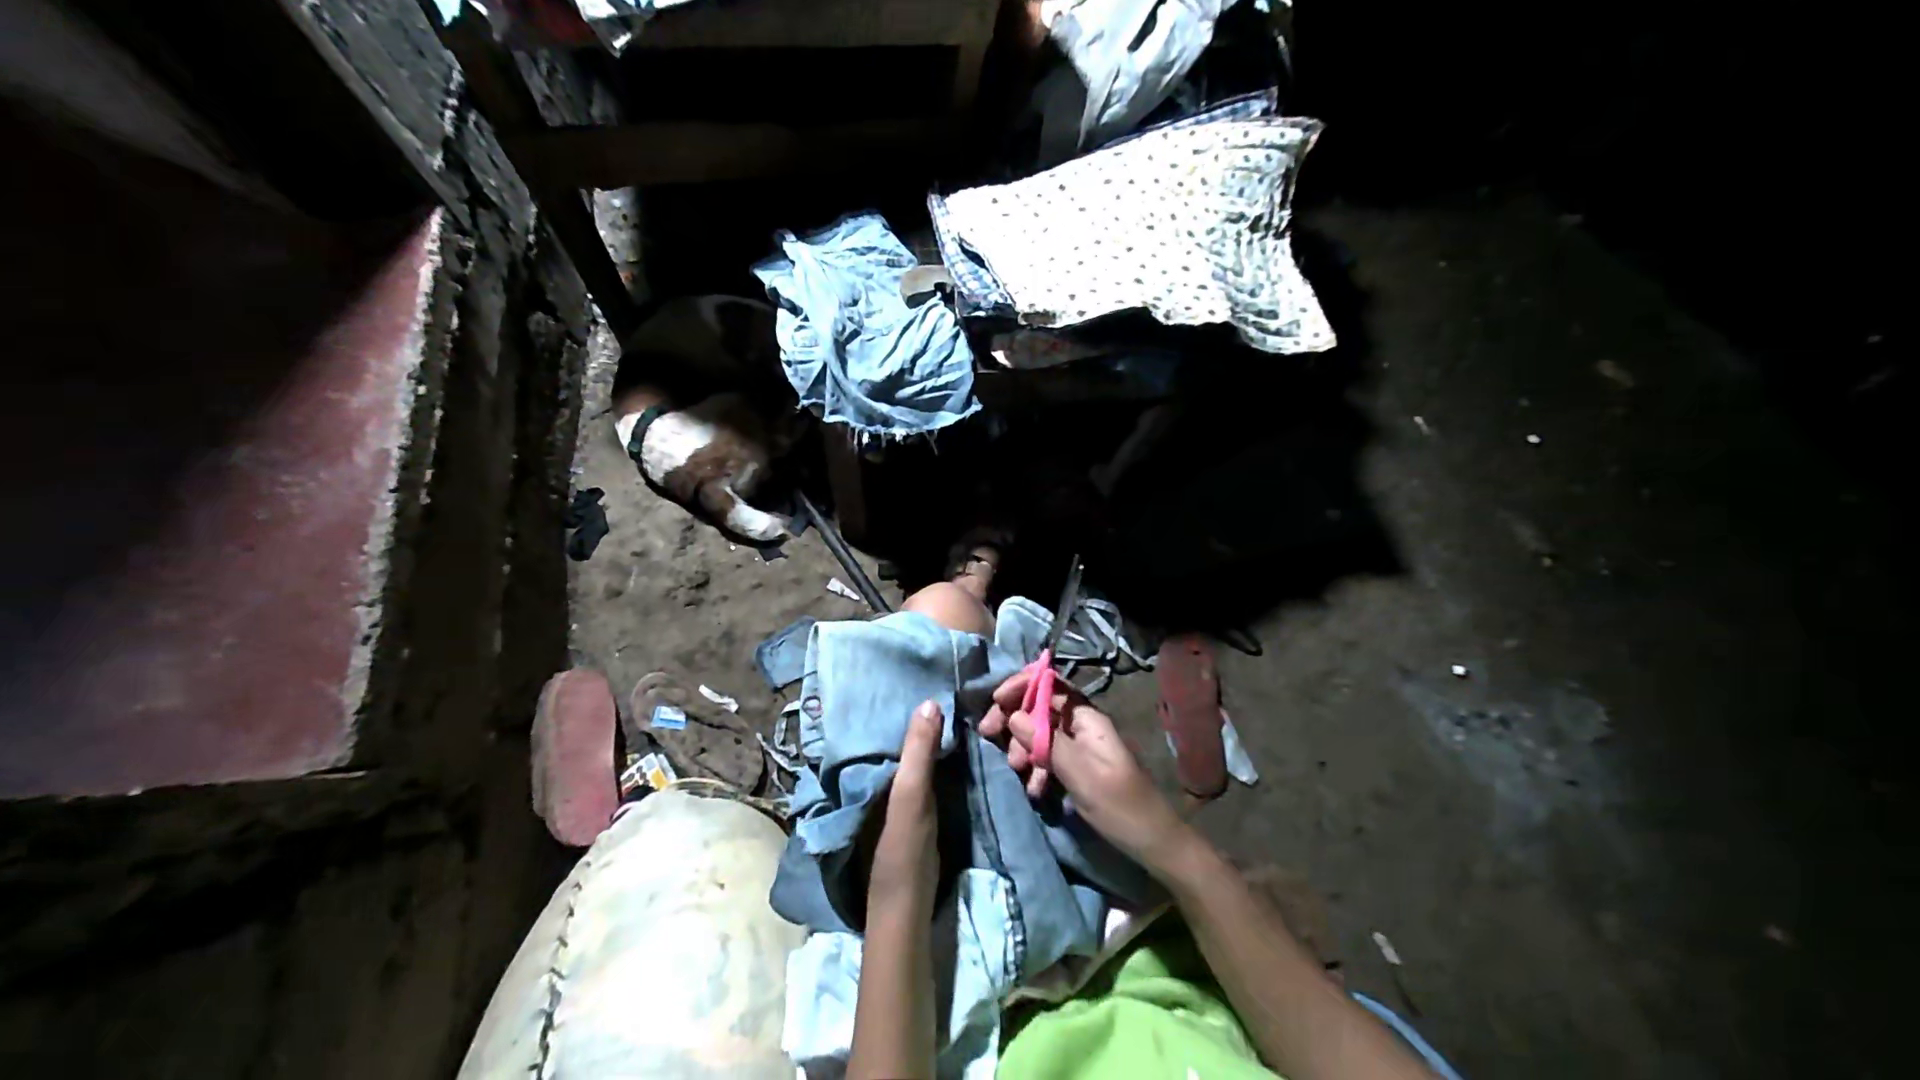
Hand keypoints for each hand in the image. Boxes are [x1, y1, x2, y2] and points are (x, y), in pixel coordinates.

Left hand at [866, 700, 941, 916]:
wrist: (908, 910)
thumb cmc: (903, 850)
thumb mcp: (910, 795)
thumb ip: (917, 753)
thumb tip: (929, 701)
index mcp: (869, 779)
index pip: (886, 734)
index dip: (908, 715)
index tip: (932, 686)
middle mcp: (879, 787)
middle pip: (900, 748)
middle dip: (921, 727)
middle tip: (952, 697)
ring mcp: (896, 805)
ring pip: (913, 765)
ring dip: (931, 746)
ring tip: (959, 719)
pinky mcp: (915, 819)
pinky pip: (926, 782)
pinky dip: (938, 767)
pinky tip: (956, 758)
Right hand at [980, 670, 1187, 866]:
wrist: (1152, 843)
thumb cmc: (1120, 806)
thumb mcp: (1081, 774)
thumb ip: (1046, 743)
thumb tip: (1013, 715)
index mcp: (1088, 718)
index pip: (1051, 684)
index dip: (1023, 685)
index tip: (997, 701)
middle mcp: (1082, 726)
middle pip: (1039, 707)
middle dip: (1014, 718)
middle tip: (988, 734)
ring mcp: (1079, 747)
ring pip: (1039, 733)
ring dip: (1023, 747)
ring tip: (1016, 771)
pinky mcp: (1076, 769)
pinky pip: (1047, 758)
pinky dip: (1036, 769)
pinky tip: (1034, 790)